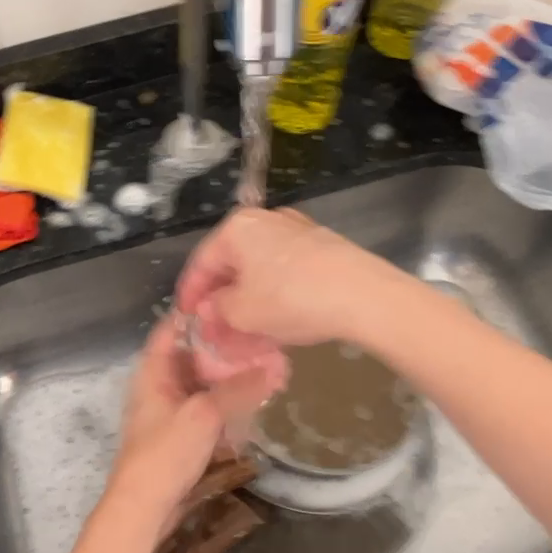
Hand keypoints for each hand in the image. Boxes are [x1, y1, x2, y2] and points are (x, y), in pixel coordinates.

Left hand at [105, 316, 276, 524]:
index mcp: (152, 370)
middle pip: (190, 356)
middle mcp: (157, 384)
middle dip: (222, 350)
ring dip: (225, 380)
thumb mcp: (205, 415)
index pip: (172, 328)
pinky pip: (203, 410)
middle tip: (258, 341)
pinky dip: (223, 406)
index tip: (231, 305)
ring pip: (199, 384)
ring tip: (261, 370)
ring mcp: (166, 410)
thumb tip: (274, 368)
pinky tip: (249, 407)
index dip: (197, 313)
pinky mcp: (177, 435)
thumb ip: (238, 390)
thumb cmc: (166, 452)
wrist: (143, 507)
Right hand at [176, 208, 447, 350]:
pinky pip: (285, 271)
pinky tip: (277, 321)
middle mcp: (265, 220)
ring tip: (245, 331)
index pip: (201, 263)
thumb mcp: (243, 314)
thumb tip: (208, 313)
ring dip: (248, 299)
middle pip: (232, 263)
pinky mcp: (322, 247)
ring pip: (260, 269)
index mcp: (237, 228)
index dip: (190, 295)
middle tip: (215, 329)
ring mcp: (297, 231)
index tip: (185, 318)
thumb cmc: (292, 299)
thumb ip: (216, 313)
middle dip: (221, 299)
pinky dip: (274, 294)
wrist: (366, 296)